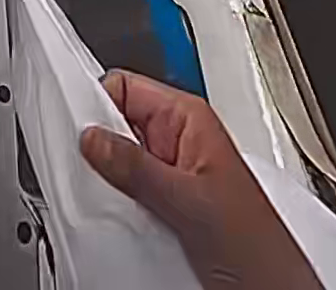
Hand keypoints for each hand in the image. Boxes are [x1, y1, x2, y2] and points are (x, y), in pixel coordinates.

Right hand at [81, 70, 322, 289]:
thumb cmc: (259, 250)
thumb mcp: (190, 201)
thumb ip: (136, 167)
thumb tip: (92, 137)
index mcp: (186, 118)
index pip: (125, 86)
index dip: (98, 102)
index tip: (76, 127)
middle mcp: (176, 139)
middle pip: (117, 122)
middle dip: (100, 144)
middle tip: (86, 169)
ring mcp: (169, 172)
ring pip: (119, 159)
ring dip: (107, 178)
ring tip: (104, 200)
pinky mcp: (164, 205)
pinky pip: (126, 191)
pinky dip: (115, 203)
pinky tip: (115, 219)